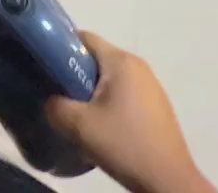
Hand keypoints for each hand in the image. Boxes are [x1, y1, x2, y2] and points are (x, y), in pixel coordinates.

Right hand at [47, 32, 214, 192]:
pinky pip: (126, 92)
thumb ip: (56, 107)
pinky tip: (105, 127)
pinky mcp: (158, 105)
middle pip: (97, 58)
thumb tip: (50, 101)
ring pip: (111, 77)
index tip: (48, 66)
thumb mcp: (80, 127)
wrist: (170, 183)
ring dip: (93, 90)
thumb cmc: (125, 145)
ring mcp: (151, 85)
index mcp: (121, 61)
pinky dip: (111, 102)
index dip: (61, 47)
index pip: (84, 38)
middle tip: (61, 95)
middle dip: (76, 72)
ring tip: (81, 114)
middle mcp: (138, 65)